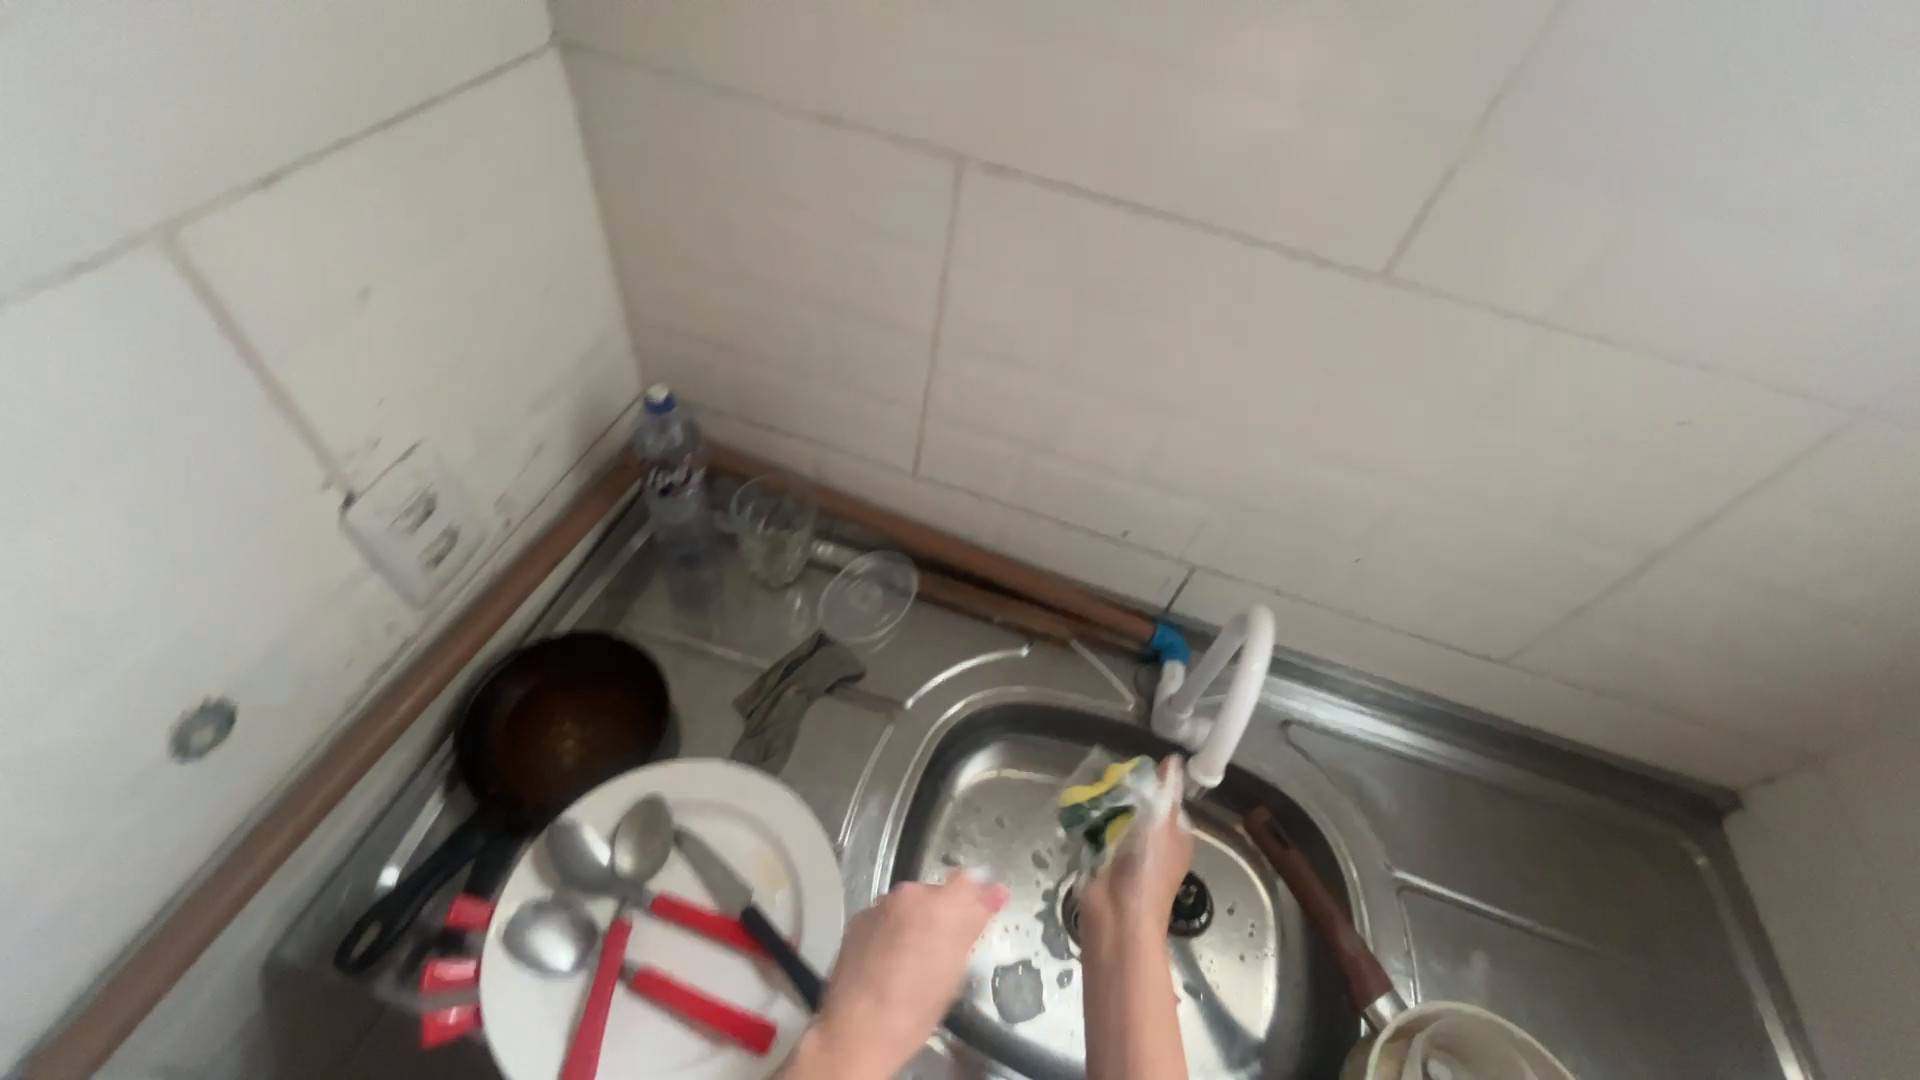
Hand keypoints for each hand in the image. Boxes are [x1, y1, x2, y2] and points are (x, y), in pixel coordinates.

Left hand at [784, 870, 1007, 1079]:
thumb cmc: (916, 1007)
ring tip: (912, 959)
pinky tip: (887, 960)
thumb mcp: (956, 970)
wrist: (858, 1027)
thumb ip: (974, 922)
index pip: (970, 880)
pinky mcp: (859, 917)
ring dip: (915, 921)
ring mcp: (882, 904)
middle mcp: (911, 894)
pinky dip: (891, 930)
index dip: (978, 893)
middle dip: (942, 913)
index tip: (985, 907)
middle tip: (943, 948)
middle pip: (936, 893)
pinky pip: (885, 916)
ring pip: (909, 905)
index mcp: (943, 905)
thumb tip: (995, 891)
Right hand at [1077, 756, 1194, 943]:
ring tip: (1088, 785)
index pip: (1167, 799)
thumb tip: (1174, 759)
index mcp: (1176, 836)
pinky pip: (1095, 832)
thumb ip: (1164, 792)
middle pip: (1138, 806)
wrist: (1118, 917)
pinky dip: (1086, 821)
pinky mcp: (1102, 860)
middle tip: (1104, 773)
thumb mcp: (1161, 824)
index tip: (1132, 766)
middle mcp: (1154, 842)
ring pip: (1114, 817)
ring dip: (1102, 804)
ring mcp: (1126, 852)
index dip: (1153, 783)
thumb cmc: (1147, 870)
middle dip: (1122, 791)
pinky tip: (1076, 805)